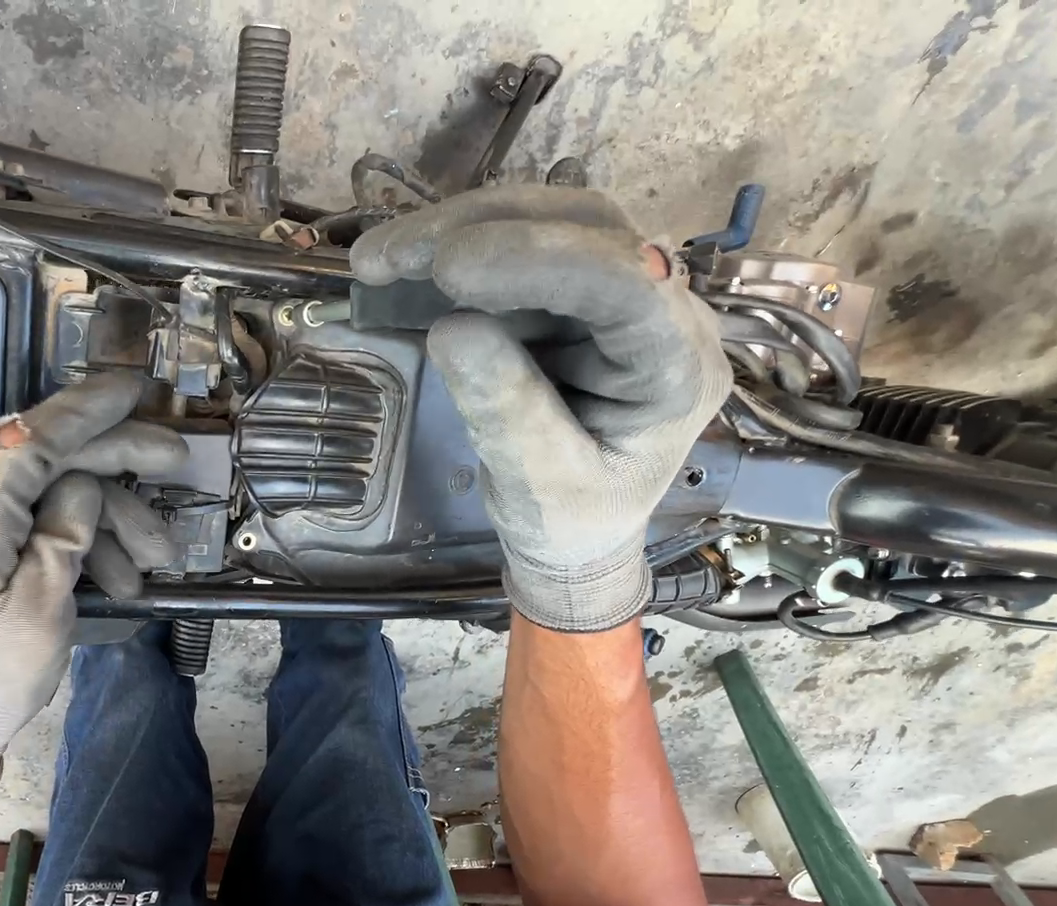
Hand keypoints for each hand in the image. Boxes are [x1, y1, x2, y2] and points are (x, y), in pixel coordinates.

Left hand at [0, 372, 186, 805]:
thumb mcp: (41, 612)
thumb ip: (63, 537)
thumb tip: (82, 483)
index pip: (30, 443)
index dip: (85, 410)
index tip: (133, 388)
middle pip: (52, 460)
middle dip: (118, 459)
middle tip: (177, 460)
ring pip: (61, 496)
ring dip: (115, 519)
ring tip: (158, 558)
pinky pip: (49, 527)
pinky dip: (92, 544)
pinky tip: (124, 577)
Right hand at [352, 186, 729, 632]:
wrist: (575, 532)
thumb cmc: (570, 521)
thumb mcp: (538, 486)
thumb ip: (507, 412)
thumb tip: (451, 327)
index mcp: (676, 369)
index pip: (625, 286)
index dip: (539, 263)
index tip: (448, 269)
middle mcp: (664, 312)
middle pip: (587, 229)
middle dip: (482, 229)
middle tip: (387, 255)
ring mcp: (618, 295)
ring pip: (550, 222)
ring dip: (459, 229)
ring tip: (380, 257)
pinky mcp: (573, 296)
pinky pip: (521, 248)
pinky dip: (456, 248)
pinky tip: (405, 265)